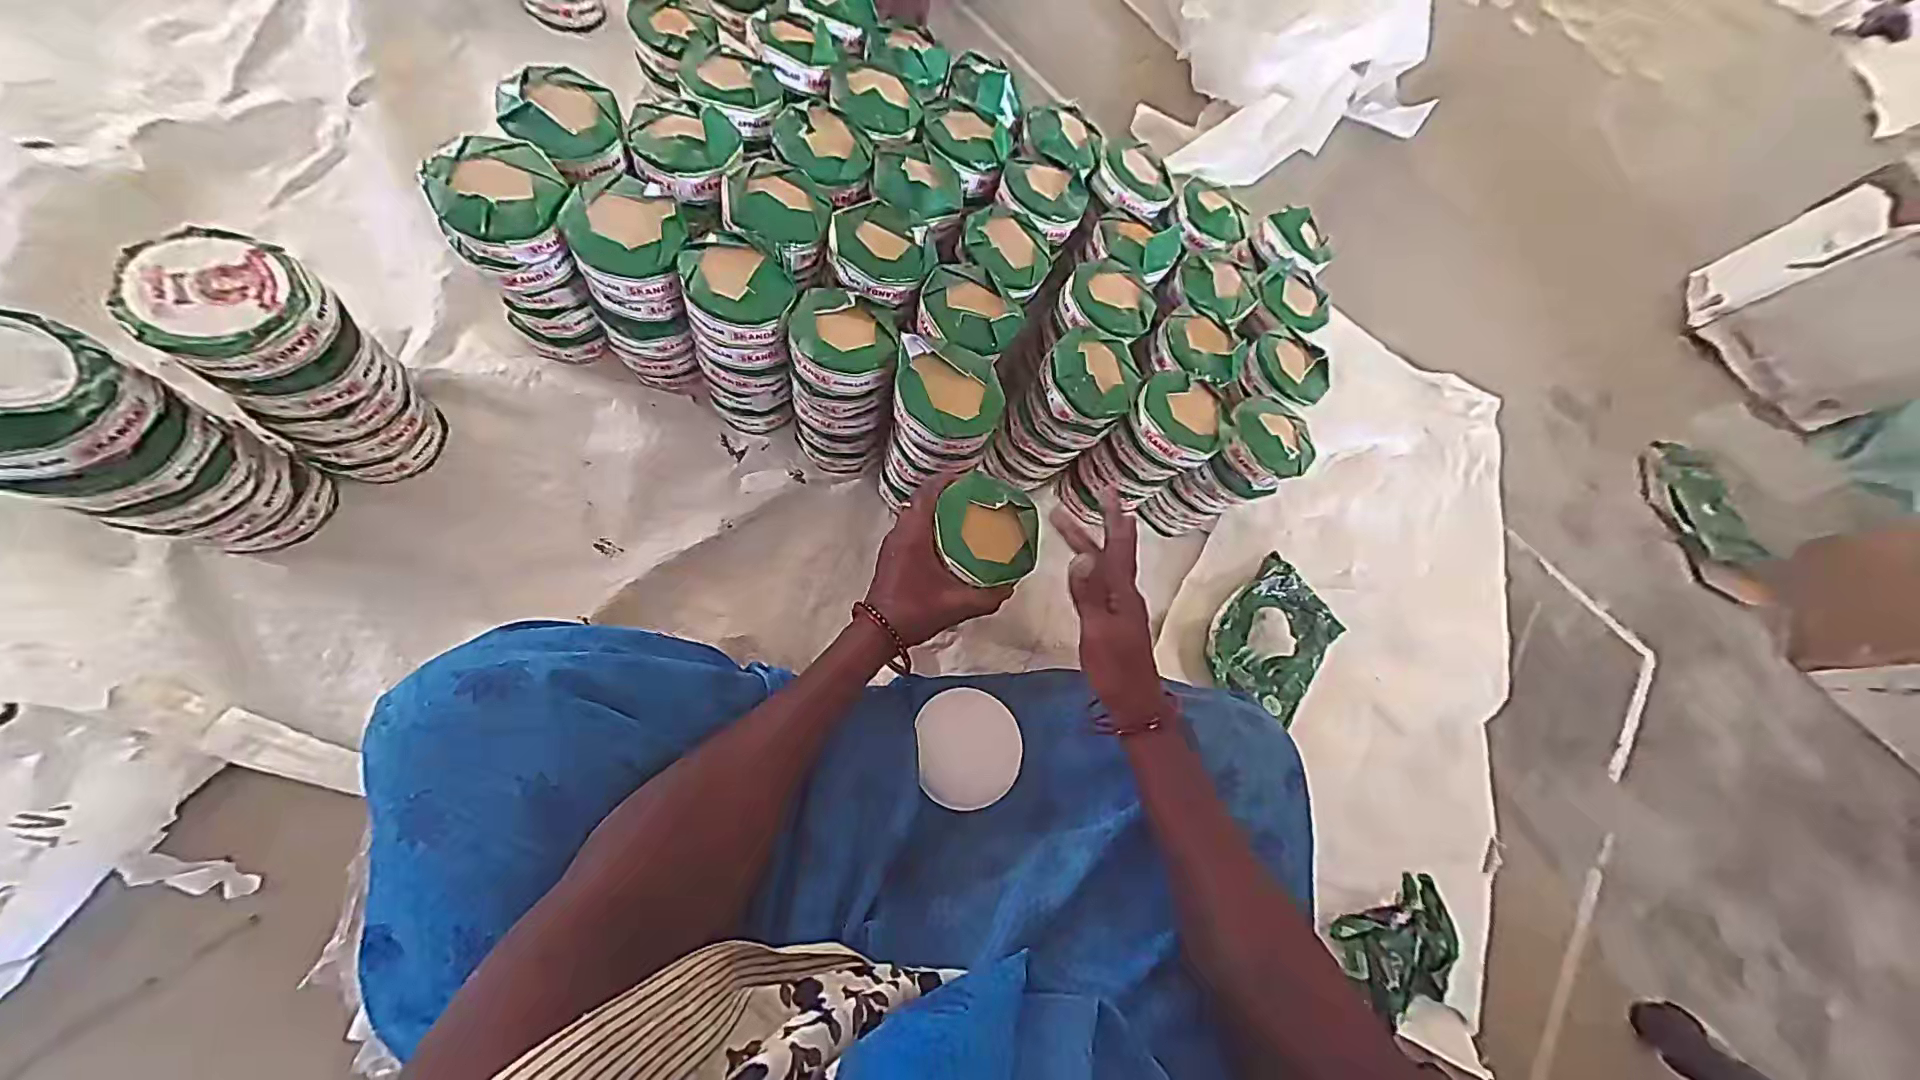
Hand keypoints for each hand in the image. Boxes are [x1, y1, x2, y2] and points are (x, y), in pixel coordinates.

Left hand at [864, 474, 1015, 646]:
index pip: (928, 492)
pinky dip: (927, 523)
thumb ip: (988, 596)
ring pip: (914, 512)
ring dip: (934, 507)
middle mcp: (900, 532)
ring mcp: (892, 543)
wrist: (878, 632)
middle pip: (921, 498)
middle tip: (970, 495)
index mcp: (914, 534)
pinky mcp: (890, 555)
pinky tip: (945, 539)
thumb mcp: (958, 605)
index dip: (947, 479)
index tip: (969, 478)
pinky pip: (910, 527)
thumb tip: (1011, 586)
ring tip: (961, 513)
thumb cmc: (915, 612)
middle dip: (945, 492)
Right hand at [1051, 487, 1170, 727]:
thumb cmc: (1115, 669)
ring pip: (1106, 564)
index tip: (1106, 491)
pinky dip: (1092, 563)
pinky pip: (1102, 579)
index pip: (1117, 546)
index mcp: (1122, 592)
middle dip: (1102, 522)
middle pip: (1112, 550)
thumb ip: (1087, 595)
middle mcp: (1124, 593)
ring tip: (1069, 525)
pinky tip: (1083, 564)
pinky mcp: (1114, 616)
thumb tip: (1080, 557)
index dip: (1112, 517)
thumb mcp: (1097, 632)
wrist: (1135, 701)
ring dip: (1092, 542)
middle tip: (1095, 495)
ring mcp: (1121, 605)